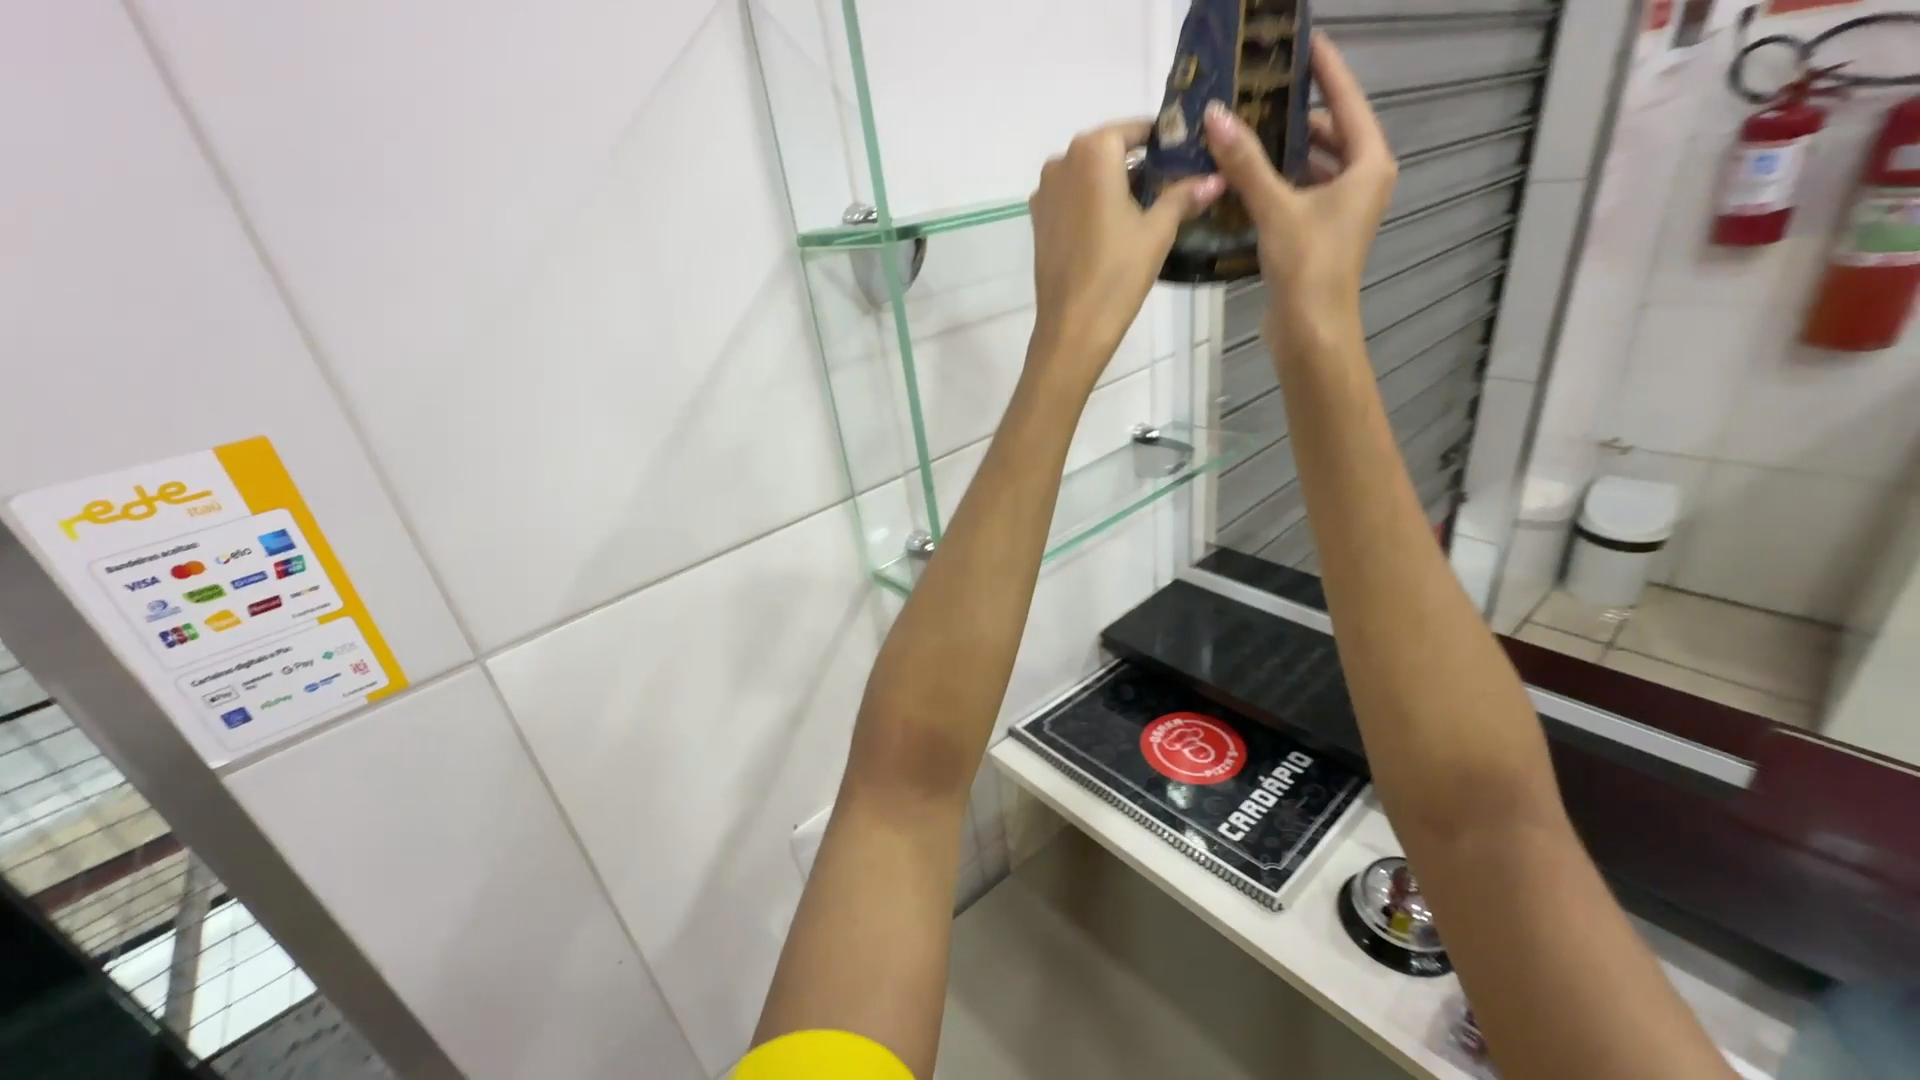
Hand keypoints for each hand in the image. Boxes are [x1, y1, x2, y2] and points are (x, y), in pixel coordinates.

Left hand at [1027, 120, 1224, 379]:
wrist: (1072, 326)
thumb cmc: (1118, 273)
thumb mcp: (1157, 230)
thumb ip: (1184, 196)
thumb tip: (1217, 178)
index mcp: (1093, 151)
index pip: (1137, 129)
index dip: (1165, 140)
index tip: (1188, 154)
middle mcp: (1062, 161)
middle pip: (1110, 150)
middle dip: (1142, 162)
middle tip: (1176, 181)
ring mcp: (1045, 191)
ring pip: (1090, 174)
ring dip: (1118, 183)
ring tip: (1151, 205)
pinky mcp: (1039, 219)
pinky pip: (1074, 198)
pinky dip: (1095, 202)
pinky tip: (1118, 225)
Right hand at [1202, 35, 1396, 359]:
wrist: (1312, 329)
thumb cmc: (1308, 265)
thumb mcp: (1275, 206)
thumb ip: (1245, 161)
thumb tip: (1216, 115)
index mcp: (1369, 165)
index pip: (1346, 101)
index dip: (1326, 69)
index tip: (1304, 41)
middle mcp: (1363, 181)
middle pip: (1331, 131)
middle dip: (1296, 112)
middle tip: (1259, 91)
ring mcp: (1343, 208)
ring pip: (1314, 162)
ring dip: (1283, 149)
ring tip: (1245, 129)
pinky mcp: (1321, 231)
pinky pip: (1301, 188)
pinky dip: (1278, 178)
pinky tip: (1246, 175)